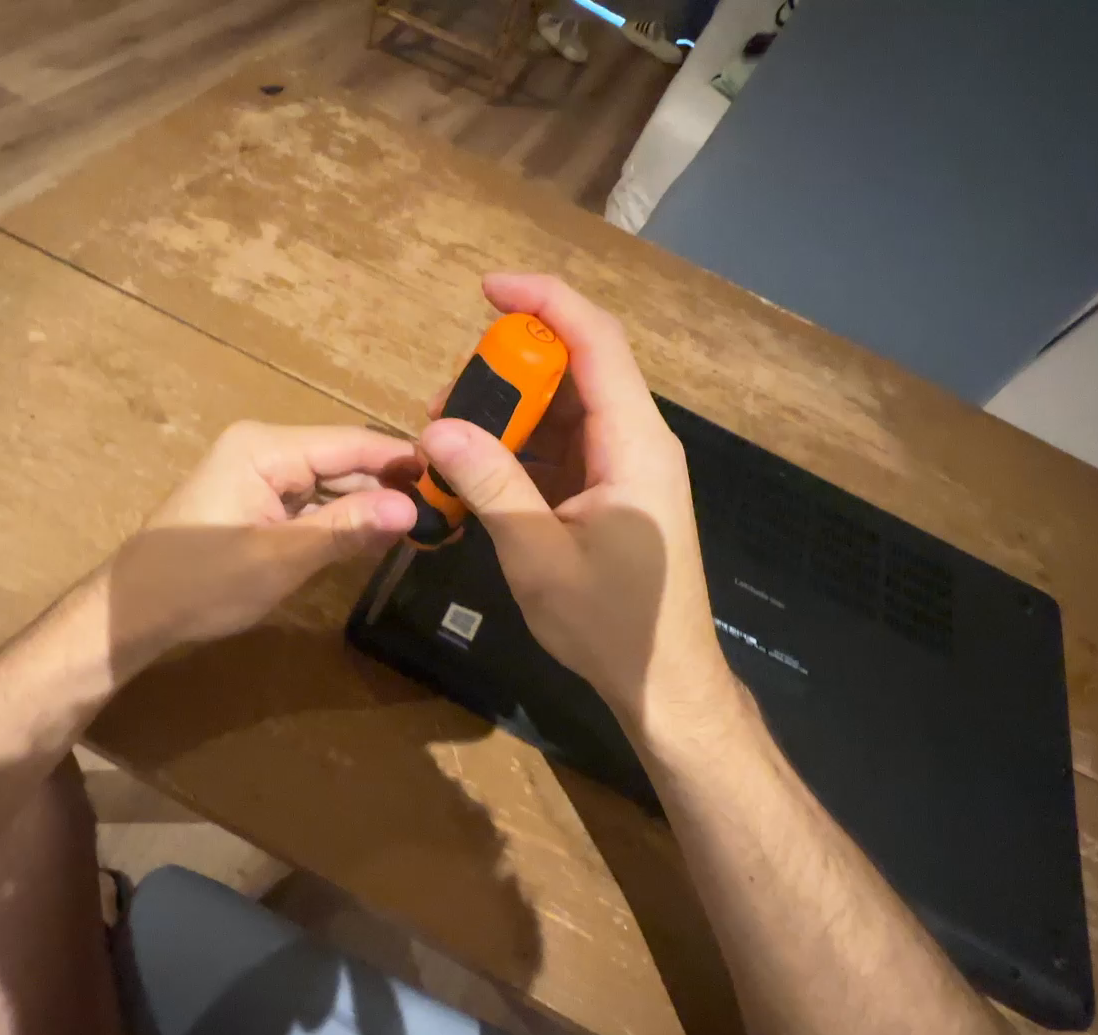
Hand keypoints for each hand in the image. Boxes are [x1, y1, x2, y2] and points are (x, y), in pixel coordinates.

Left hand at [108, 422, 418, 658]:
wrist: (131, 613)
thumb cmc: (199, 584)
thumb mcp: (280, 558)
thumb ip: (346, 528)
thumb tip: (413, 509)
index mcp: (265, 448)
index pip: (351, 443)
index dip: (402, 461)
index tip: (454, 478)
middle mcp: (263, 449)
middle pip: (343, 459)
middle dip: (389, 486)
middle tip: (445, 513)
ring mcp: (257, 474)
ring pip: (330, 482)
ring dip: (368, 504)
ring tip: (421, 526)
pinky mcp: (255, 501)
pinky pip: (310, 501)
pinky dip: (340, 518)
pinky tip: (373, 534)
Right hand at [419, 274, 726, 719]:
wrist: (663, 683)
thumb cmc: (610, 623)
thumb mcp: (539, 554)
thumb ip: (491, 485)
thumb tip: (435, 428)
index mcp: (634, 443)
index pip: (595, 341)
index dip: (544, 302)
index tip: (487, 288)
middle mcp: (636, 442)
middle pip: (575, 372)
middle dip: (508, 370)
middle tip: (445, 397)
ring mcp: (625, 468)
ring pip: (564, 413)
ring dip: (509, 415)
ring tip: (450, 437)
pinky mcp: (611, 494)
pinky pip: (562, 451)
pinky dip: (519, 452)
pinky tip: (477, 471)